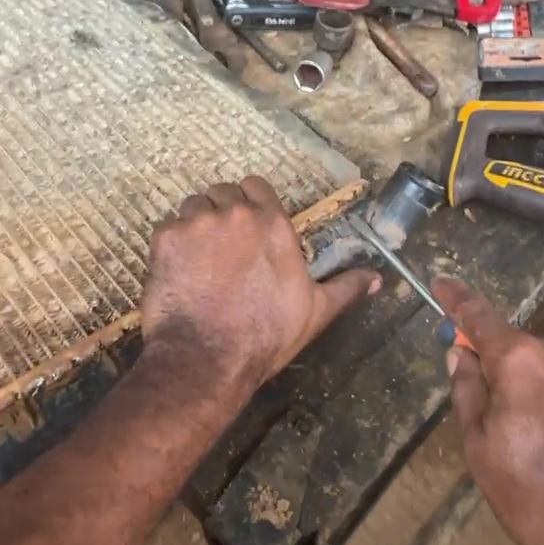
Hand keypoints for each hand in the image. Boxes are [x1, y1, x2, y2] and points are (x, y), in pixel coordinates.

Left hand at [142, 177, 378, 403]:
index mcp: (273, 223)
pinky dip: (172, 244)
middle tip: (223, 246)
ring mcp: (197, 223)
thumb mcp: (316, 311)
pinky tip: (179, 271)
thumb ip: (346, 287)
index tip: (248, 224)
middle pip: (223, 192)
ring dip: (196, 224)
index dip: (250, 201)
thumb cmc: (266, 335)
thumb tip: (378, 279)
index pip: (255, 185)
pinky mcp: (165, 239)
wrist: (206, 359)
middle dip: (223, 212)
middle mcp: (236, 213)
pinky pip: (167, 227)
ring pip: (193, 206)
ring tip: (200, 258)